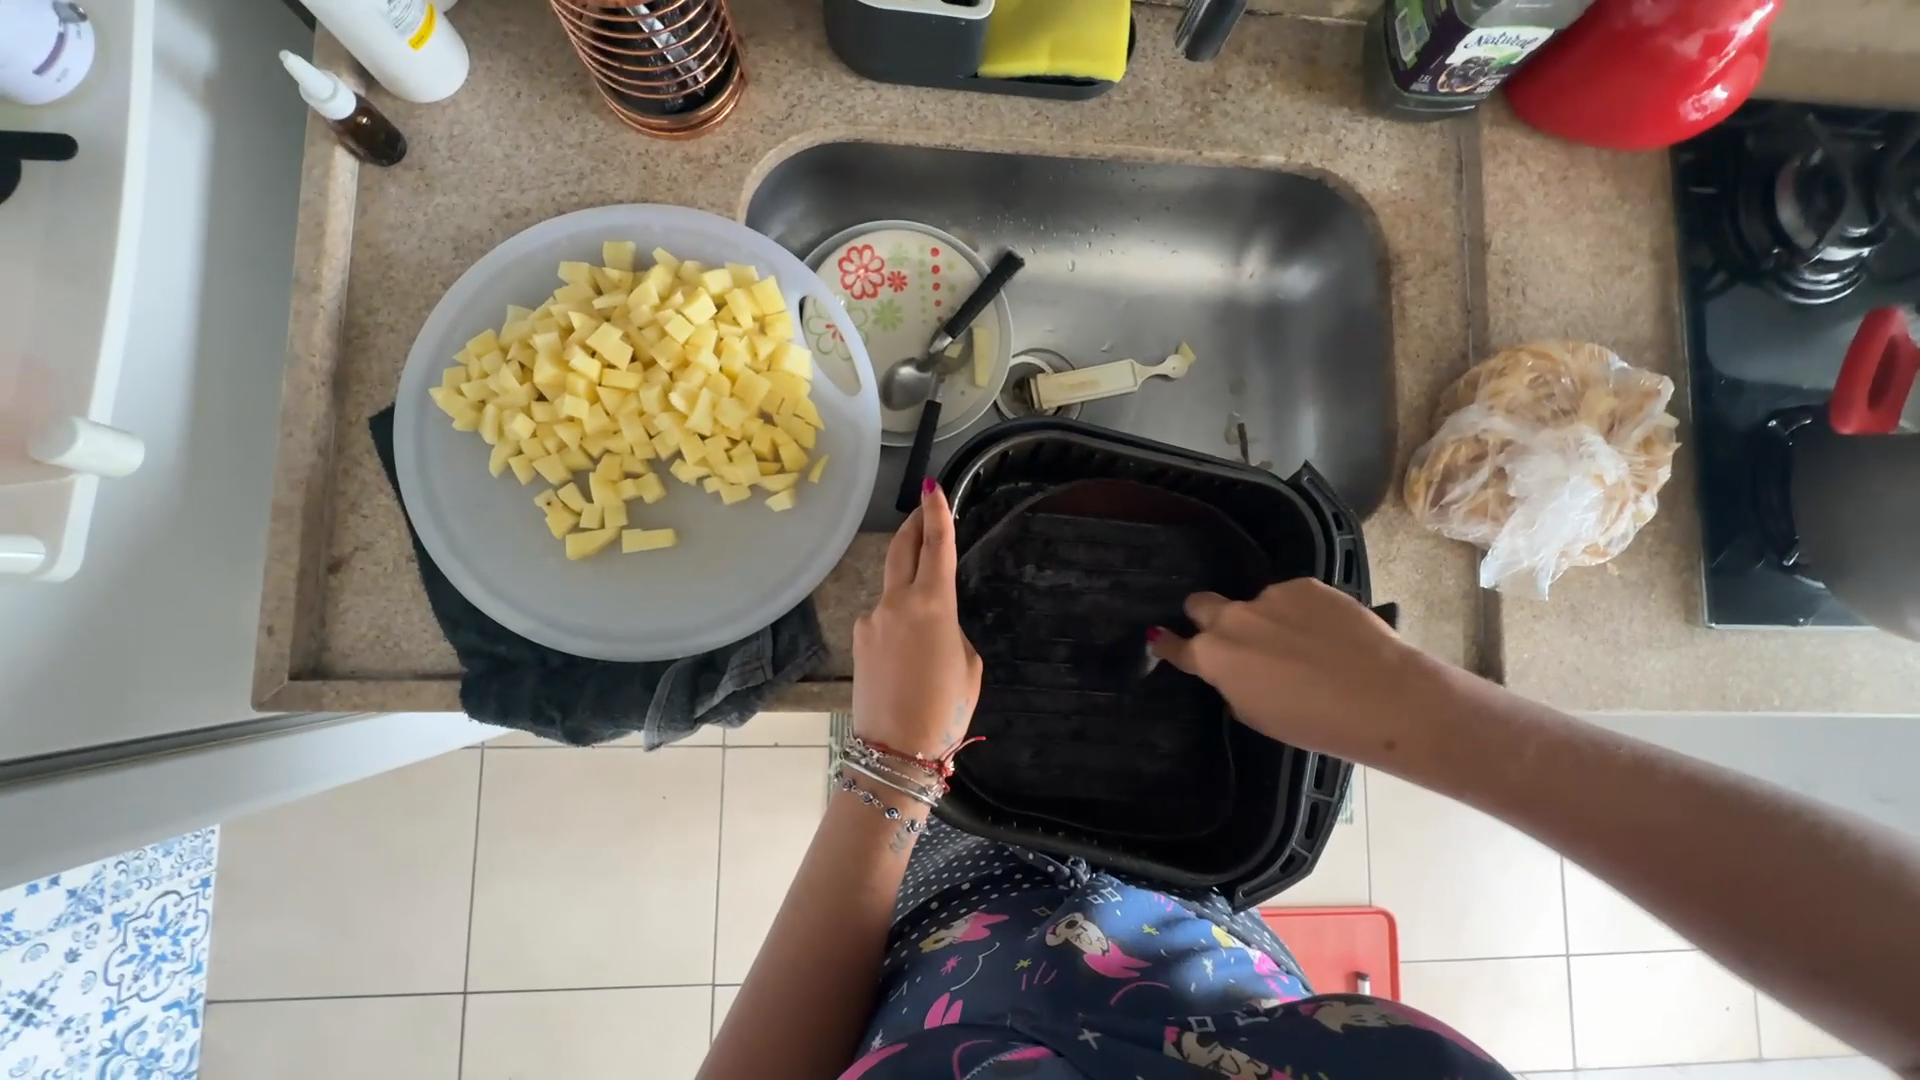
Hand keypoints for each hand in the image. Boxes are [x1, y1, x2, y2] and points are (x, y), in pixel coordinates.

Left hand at [851, 481, 982, 759]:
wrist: (895, 750)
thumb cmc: (944, 709)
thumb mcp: (968, 664)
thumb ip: (952, 629)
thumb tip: (935, 621)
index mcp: (931, 604)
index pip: (937, 545)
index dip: (937, 513)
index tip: (933, 486)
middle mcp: (895, 602)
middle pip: (902, 548)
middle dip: (914, 525)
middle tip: (924, 508)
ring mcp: (870, 620)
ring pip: (892, 588)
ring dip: (908, 586)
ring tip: (928, 626)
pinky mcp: (857, 640)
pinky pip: (882, 618)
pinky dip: (896, 622)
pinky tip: (907, 655)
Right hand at [1149, 579, 1448, 762]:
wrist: (1382, 697)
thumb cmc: (1313, 722)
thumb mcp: (1256, 715)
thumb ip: (1232, 684)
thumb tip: (1234, 668)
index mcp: (1213, 657)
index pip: (1174, 645)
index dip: (1169, 644)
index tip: (1164, 641)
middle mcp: (1232, 619)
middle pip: (1200, 603)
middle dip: (1207, 616)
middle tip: (1236, 638)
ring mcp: (1268, 597)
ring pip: (1255, 604)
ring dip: (1268, 620)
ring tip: (1306, 645)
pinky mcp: (1305, 585)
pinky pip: (1292, 597)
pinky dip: (1302, 612)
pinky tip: (1329, 634)